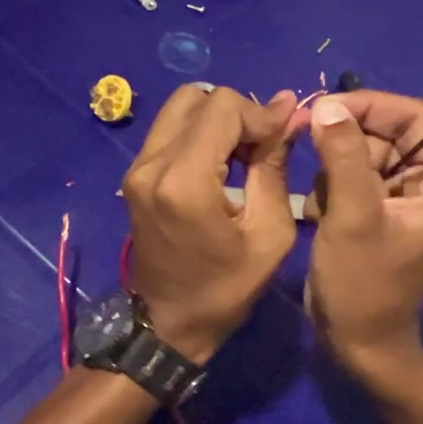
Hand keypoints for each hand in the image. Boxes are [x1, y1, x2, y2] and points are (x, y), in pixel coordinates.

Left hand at [121, 84, 300, 361]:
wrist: (169, 325)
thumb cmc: (226, 289)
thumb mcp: (270, 234)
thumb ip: (276, 166)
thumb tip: (289, 113)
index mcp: (183, 181)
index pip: (224, 107)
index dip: (262, 113)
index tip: (286, 135)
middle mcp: (151, 165)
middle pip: (198, 99)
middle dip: (238, 113)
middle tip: (262, 146)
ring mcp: (136, 169)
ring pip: (179, 109)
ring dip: (216, 121)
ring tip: (243, 155)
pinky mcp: (134, 176)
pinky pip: (168, 132)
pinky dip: (198, 135)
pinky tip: (221, 164)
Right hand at [294, 91, 422, 373]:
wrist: (357, 344)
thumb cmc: (363, 286)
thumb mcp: (352, 218)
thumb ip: (342, 157)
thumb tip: (325, 105)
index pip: (415, 117)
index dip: (369, 106)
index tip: (322, 109)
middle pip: (385, 133)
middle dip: (344, 144)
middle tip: (303, 146)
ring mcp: (404, 198)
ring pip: (362, 154)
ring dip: (333, 173)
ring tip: (323, 210)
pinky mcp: (379, 212)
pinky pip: (351, 177)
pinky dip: (330, 190)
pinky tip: (322, 220)